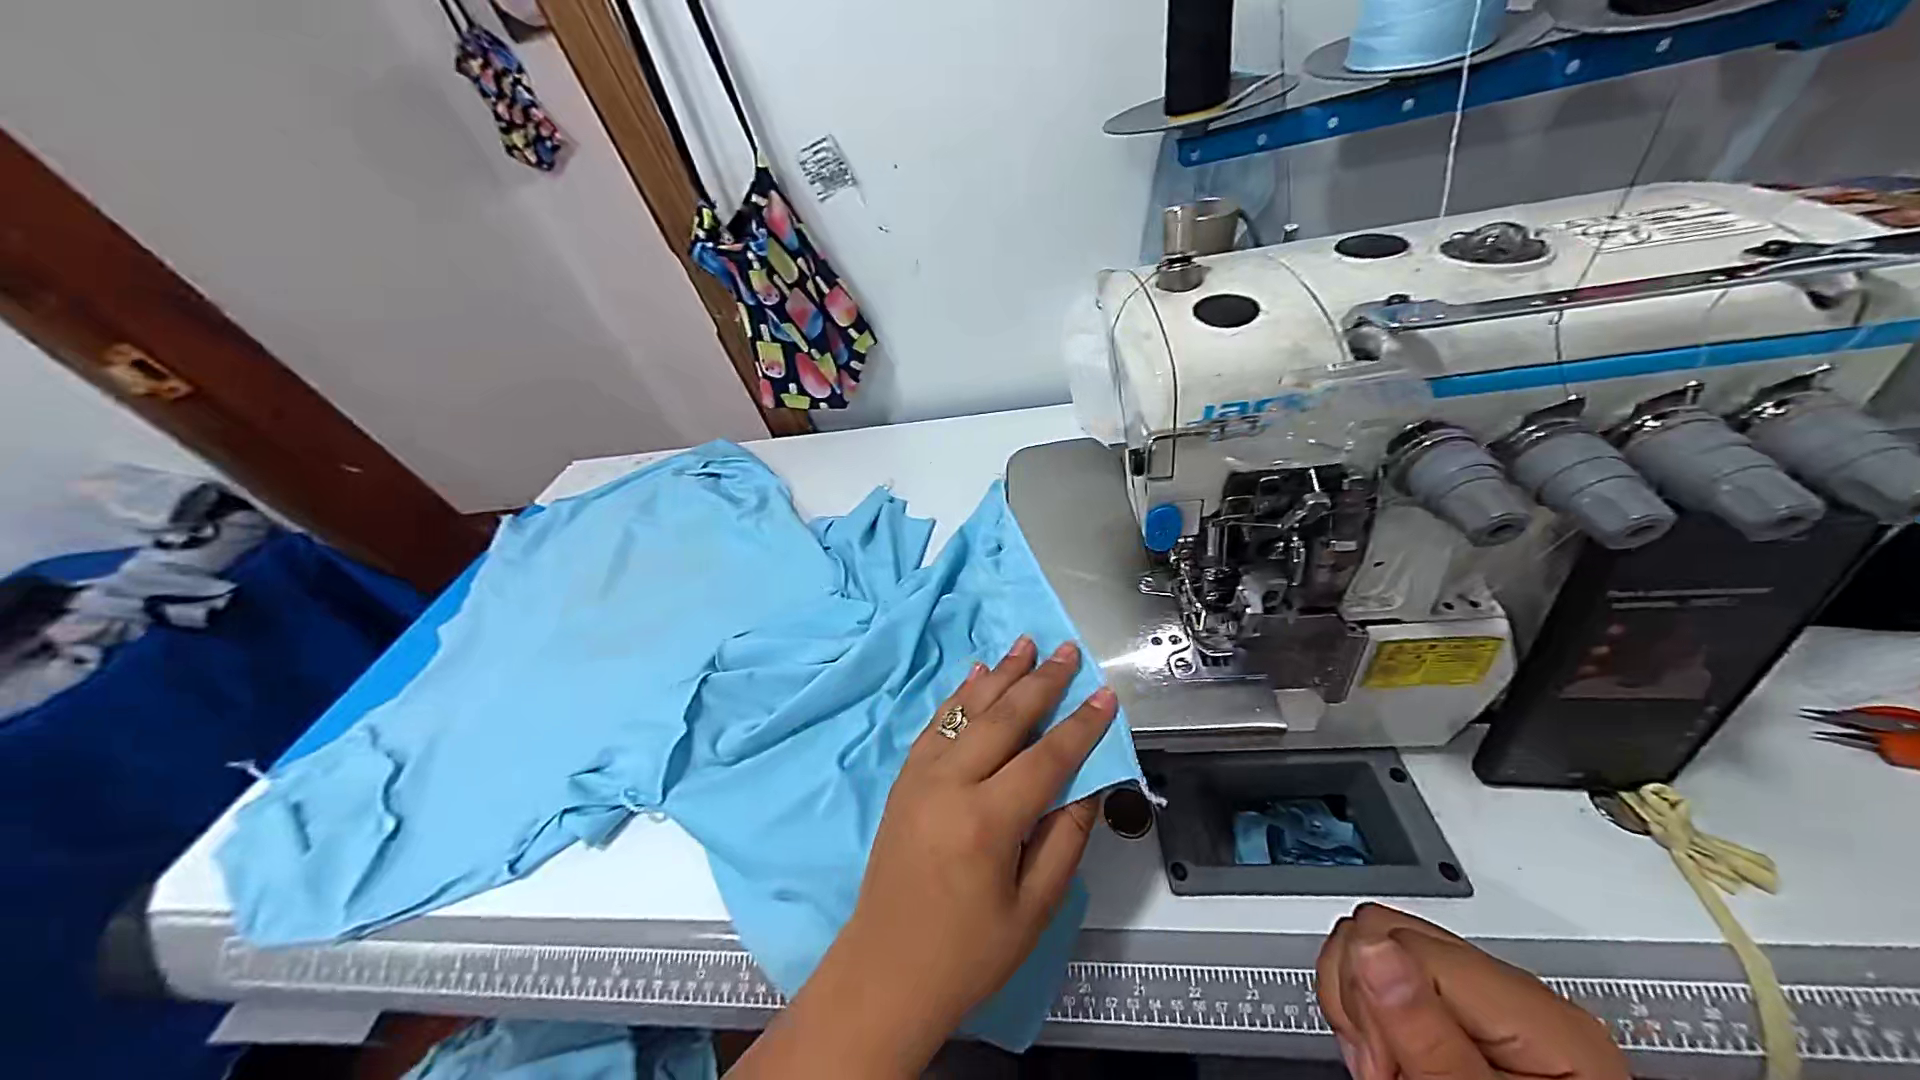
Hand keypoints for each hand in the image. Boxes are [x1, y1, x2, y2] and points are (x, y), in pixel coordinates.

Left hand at [728, 636, 1116, 1078]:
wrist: (886, 971)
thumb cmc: (968, 953)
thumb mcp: (1035, 908)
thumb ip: (1066, 839)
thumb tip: (1090, 784)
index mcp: (987, 821)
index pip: (1047, 757)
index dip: (1081, 725)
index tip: (1104, 695)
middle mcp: (950, 785)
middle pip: (1004, 718)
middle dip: (1041, 681)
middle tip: (1067, 650)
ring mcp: (920, 777)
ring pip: (966, 710)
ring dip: (1000, 674)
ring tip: (1026, 644)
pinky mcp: (904, 780)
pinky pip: (935, 724)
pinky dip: (959, 695)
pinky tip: (976, 675)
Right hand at [1316, 903, 1629, 1079]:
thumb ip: (1425, 1033)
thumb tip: (1373, 949)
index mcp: (1542, 1017)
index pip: (1403, 943)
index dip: (1372, 998)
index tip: (1383, 1067)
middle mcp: (1516, 993)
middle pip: (1385, 930)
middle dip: (1360, 993)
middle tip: (1384, 1066)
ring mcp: (1488, 999)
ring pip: (1374, 942)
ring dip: (1360, 1002)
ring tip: (1388, 1065)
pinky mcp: (1460, 1009)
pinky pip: (1382, 966)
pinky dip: (1367, 1008)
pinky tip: (1392, 1056)